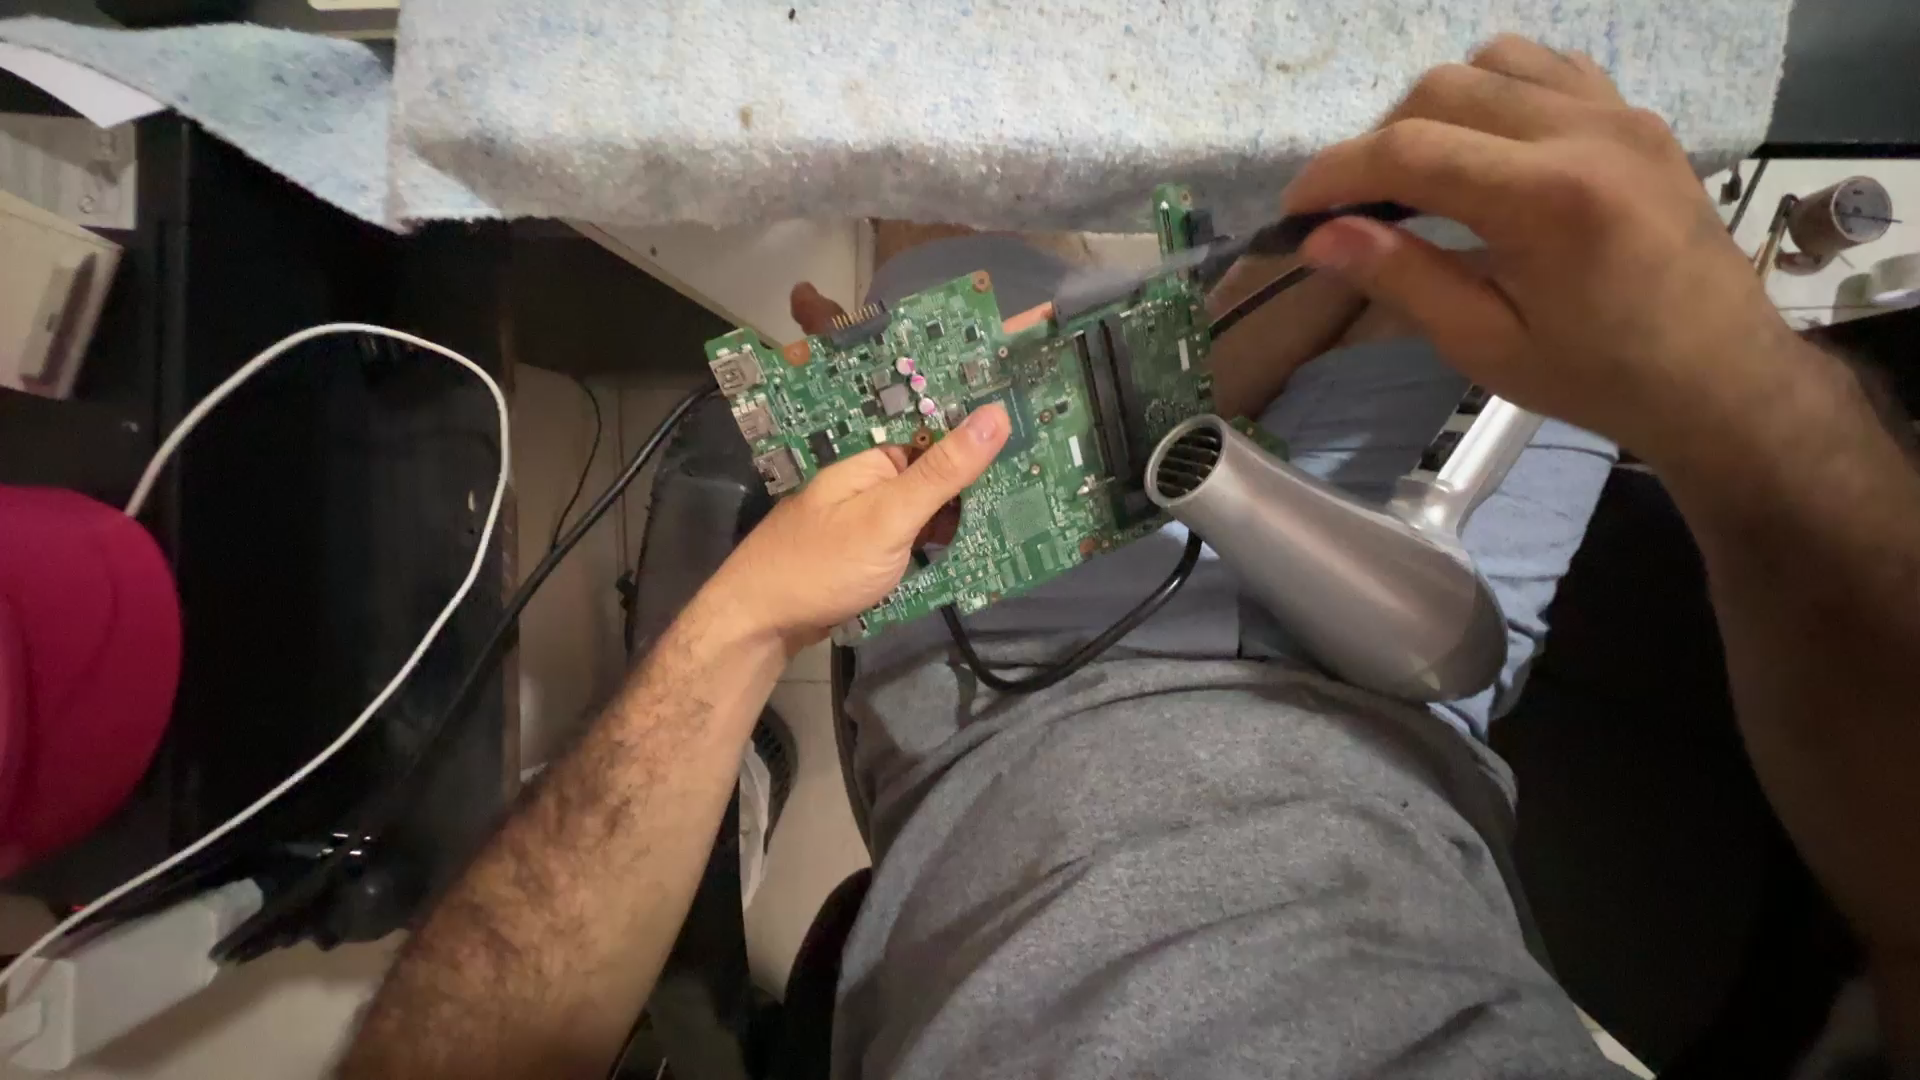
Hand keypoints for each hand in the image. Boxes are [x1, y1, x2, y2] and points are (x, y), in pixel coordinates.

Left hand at [704, 285, 1010, 650]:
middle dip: (989, 465)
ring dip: (973, 507)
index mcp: (877, 454)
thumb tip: (995, 415)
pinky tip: (985, 542)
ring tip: (1032, 503)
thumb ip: (941, 472)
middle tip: (1051, 463)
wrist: (761, 624)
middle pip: (945, 461)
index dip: (987, 407)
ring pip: (938, 500)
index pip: (942, 418)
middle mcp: (878, 473)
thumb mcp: (888, 517)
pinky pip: (923, 530)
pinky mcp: (876, 544)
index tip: (1037, 395)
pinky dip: (950, 537)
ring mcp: (876, 510)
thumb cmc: (820, 565)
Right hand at [1284, 35, 1796, 459]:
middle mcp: (1585, 131)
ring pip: (1488, 65)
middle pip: (1440, 92)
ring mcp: (1617, 112)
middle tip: (1349, 210)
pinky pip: (1542, 68)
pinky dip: (1485, 96)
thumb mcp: (1479, 341)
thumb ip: (1400, 276)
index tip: (1293, 211)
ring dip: (1427, 114)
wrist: (1712, 370)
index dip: (1334, 174)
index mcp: (1546, 199)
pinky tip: (1473, 150)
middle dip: (1373, 145)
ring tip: (1410, 178)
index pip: (1410, 151)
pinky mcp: (1632, 114)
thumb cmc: (1589, 373)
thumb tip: (1320, 239)